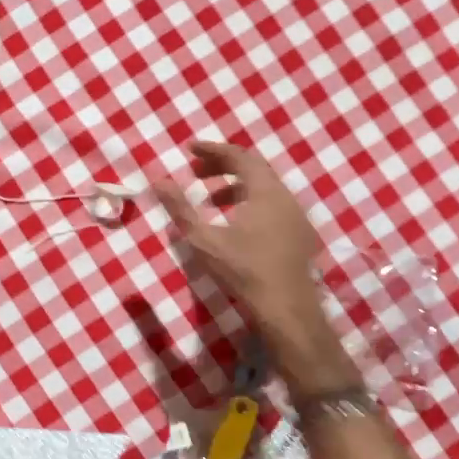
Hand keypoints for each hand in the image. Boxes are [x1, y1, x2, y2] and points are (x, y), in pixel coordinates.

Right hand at [154, 143, 355, 394]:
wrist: (286, 308)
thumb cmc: (244, 270)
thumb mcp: (204, 240)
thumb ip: (180, 209)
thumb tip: (158, 181)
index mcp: (265, 190)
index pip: (239, 156)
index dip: (213, 150)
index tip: (190, 150)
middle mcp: (286, 196)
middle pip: (254, 169)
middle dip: (223, 167)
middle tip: (197, 174)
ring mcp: (297, 217)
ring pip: (265, 189)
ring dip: (237, 188)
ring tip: (211, 201)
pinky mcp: (300, 236)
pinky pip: (274, 206)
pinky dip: (252, 204)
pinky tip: (237, 226)